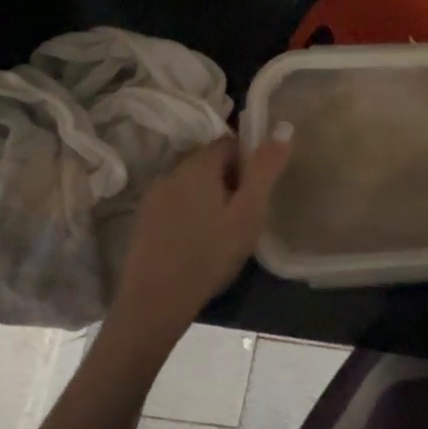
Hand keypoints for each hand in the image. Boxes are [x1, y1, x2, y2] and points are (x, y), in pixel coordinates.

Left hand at [111, 126, 292, 320]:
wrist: (156, 301)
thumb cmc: (210, 254)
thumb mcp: (249, 213)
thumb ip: (265, 169)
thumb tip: (283, 127)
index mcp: (198, 165)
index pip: (229, 142)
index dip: (249, 161)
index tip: (258, 192)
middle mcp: (171, 172)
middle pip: (209, 163)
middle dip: (230, 180)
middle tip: (245, 215)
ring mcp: (154, 197)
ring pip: (192, 185)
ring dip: (210, 198)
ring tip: (224, 231)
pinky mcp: (144, 221)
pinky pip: (176, 204)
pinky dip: (191, 214)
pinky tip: (199, 243)